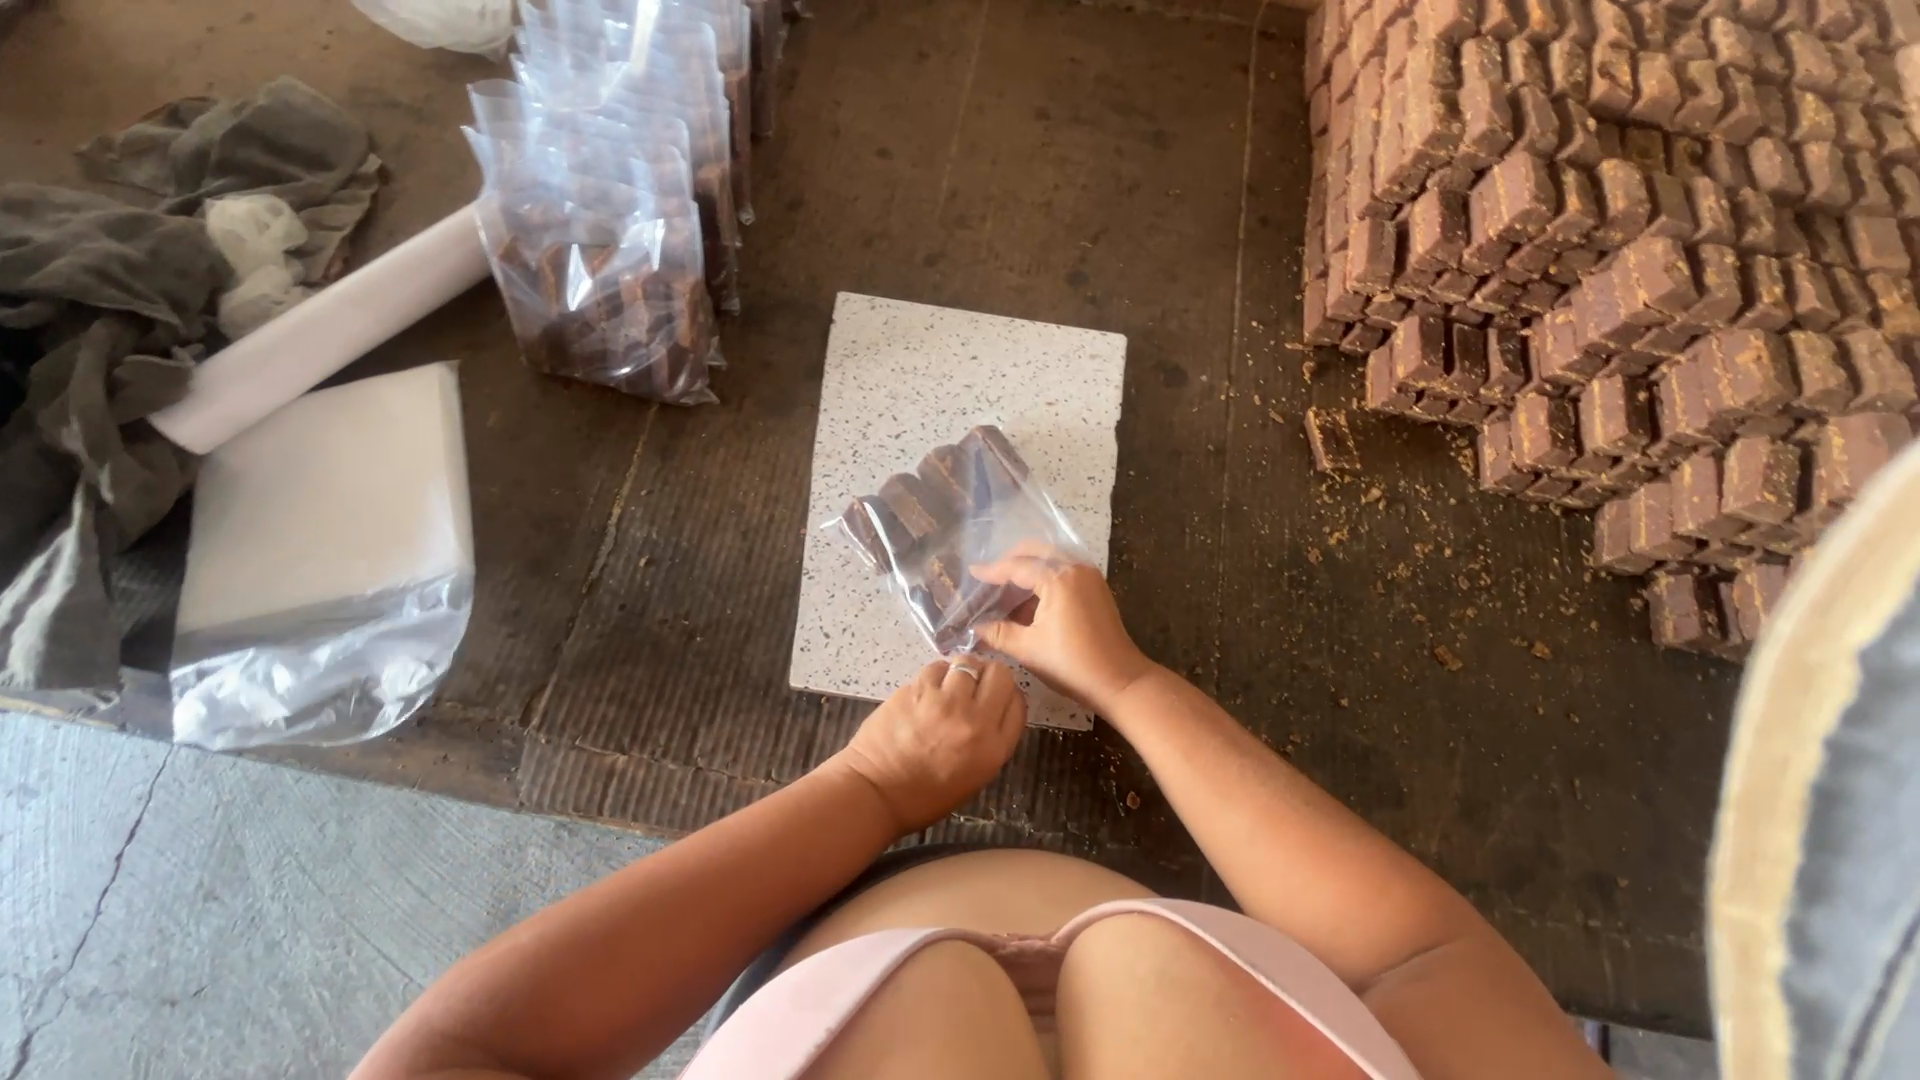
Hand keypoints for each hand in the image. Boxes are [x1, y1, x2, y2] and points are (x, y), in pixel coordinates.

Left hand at [833, 658, 1027, 833]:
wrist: (876, 792)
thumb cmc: (924, 795)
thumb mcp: (974, 776)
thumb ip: (989, 741)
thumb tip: (991, 709)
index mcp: (993, 748)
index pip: (1018, 703)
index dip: (1007, 696)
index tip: (995, 698)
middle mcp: (975, 720)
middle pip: (1000, 675)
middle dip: (989, 676)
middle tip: (972, 687)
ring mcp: (946, 702)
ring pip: (968, 663)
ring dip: (960, 671)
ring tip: (947, 685)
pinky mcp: (918, 690)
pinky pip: (937, 667)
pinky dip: (935, 674)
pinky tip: (926, 689)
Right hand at [971, 546, 1156, 713]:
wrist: (1120, 681)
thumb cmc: (1072, 664)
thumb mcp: (1028, 648)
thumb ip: (999, 633)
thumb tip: (976, 628)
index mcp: (1058, 578)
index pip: (1017, 566)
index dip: (992, 571)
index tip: (972, 572)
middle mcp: (1075, 568)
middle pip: (1036, 552)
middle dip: (1011, 561)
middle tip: (990, 577)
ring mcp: (1089, 576)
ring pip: (1052, 560)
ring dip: (1029, 568)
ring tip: (1006, 587)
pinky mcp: (1096, 588)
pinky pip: (1064, 571)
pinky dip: (1045, 577)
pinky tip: (1030, 598)